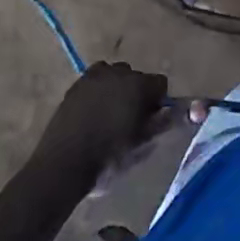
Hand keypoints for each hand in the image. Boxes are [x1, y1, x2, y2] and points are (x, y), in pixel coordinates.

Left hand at [37, 62, 169, 171]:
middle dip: (137, 93)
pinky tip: (92, 112)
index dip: (158, 101)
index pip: (160, 83)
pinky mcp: (76, 85)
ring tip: (110, 114)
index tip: (151, 120)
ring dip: (117, 89)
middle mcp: (119, 73)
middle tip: (130, 120)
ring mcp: (95, 77)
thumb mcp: (140, 147)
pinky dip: (98, 90)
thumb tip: (178, 111)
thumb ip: (162, 125)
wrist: (61, 167)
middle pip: (137, 77)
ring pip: (115, 75)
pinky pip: (95, 80)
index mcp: (139, 86)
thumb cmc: (106, 159)